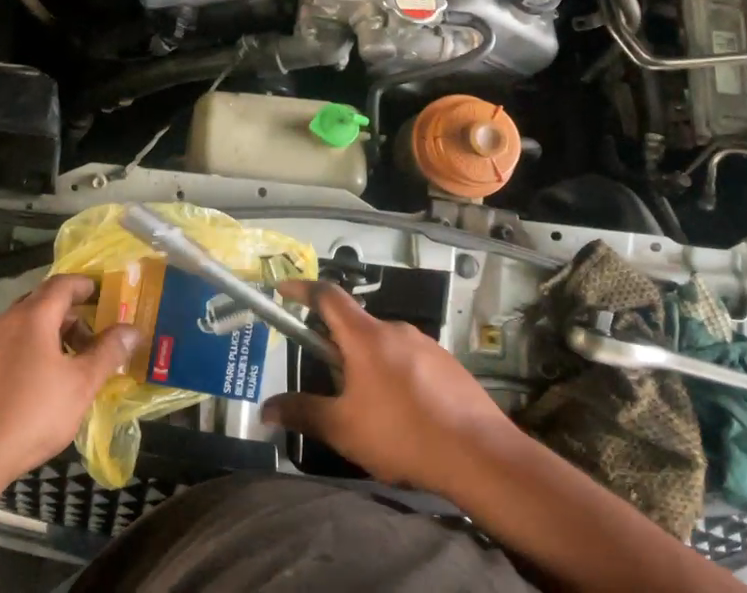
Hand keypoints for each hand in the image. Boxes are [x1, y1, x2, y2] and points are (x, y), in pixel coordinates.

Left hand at [0, 273, 140, 486]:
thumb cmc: (32, 414)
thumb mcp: (81, 385)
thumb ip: (107, 353)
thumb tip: (131, 330)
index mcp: (33, 317)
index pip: (61, 285)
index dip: (84, 285)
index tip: (102, 292)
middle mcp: (6, 322)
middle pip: (42, 304)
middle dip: (70, 315)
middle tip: (93, 338)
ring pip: (24, 327)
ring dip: (50, 336)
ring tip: (70, 366)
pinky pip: (9, 346)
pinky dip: (30, 351)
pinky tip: (39, 384)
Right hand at [262, 280, 516, 495]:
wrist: (481, 456)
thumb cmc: (402, 434)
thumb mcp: (342, 429)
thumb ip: (302, 413)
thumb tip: (266, 409)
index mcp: (365, 336)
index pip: (327, 296)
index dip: (301, 290)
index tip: (283, 289)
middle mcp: (396, 330)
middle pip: (356, 326)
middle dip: (338, 348)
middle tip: (330, 383)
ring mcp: (428, 347)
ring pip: (385, 348)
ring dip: (370, 367)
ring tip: (370, 410)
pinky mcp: (451, 367)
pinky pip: (412, 364)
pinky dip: (398, 380)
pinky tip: (405, 418)